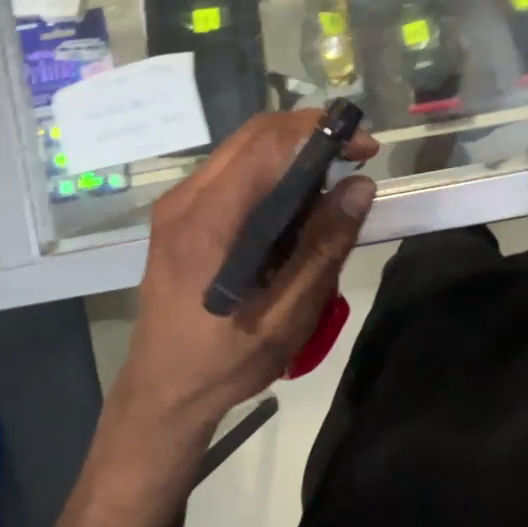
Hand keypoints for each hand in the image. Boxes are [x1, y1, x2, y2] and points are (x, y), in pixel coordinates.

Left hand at [110, 111, 378, 440]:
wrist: (162, 394)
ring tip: (333, 185)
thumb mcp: (287, 315)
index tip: (365, 148)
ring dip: (294, 153)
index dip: (320, 133)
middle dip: (312, 134)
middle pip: (255, 135)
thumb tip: (360, 186)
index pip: (267, 145)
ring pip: (244, 149)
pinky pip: (234, 172)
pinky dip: (273, 172)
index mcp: (207, 222)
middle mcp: (186, 200)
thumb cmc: (225, 361)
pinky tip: (297, 206)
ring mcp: (179, 205)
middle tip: (357, 158)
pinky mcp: (182, 215)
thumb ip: (323, 247)